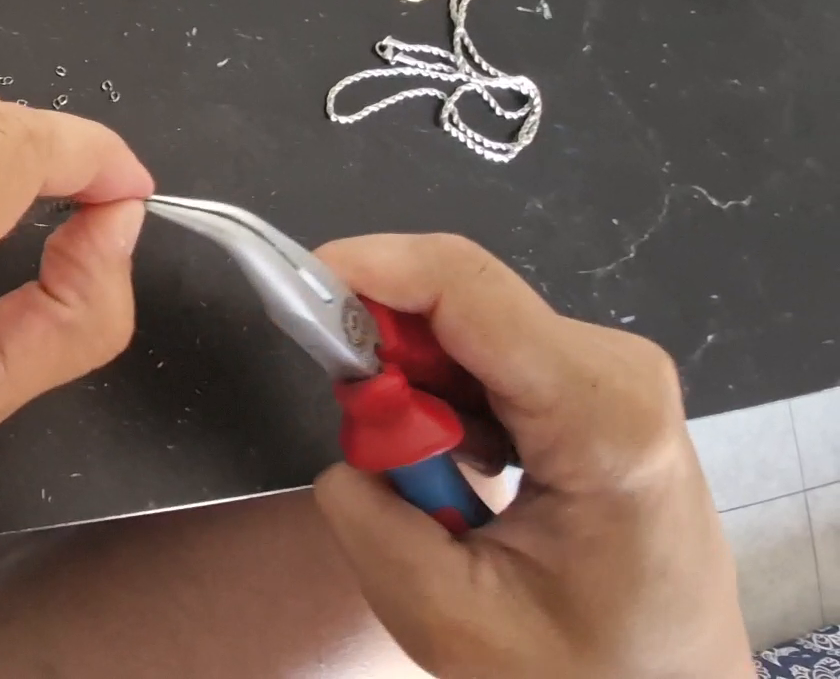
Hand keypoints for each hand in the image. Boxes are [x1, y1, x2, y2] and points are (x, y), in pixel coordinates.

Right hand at [312, 234, 750, 677]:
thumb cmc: (577, 672)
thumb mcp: (445, 615)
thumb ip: (361, 514)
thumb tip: (346, 449)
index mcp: (602, 422)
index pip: (465, 288)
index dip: (364, 268)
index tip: (293, 297)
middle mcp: (613, 372)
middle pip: (452, 297)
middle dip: (378, 346)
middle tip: (368, 433)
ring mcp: (602, 373)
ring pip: (452, 318)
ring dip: (403, 375)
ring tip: (420, 467)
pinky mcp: (582, 382)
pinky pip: (469, 343)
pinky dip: (428, 383)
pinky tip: (452, 452)